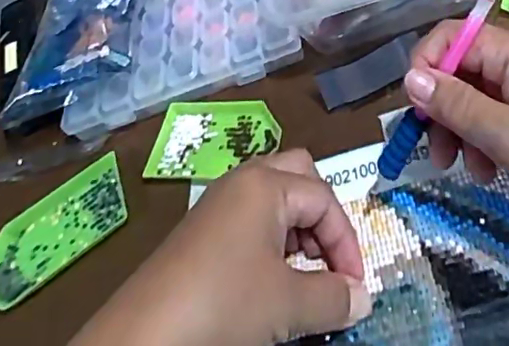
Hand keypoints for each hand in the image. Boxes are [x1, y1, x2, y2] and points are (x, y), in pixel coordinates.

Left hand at [72, 150, 369, 345]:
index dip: (346, 243)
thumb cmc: (226, 304)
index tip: (355, 289)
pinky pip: (251, 216)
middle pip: (299, 177)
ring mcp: (220, 200)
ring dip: (298, 230)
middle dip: (322, 218)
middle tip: (328, 263)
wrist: (147, 332)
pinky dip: (272, 239)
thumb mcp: (287, 305)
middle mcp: (244, 179)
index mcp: (267, 183)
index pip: (324, 198)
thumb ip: (332, 298)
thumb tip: (362, 298)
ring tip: (302, 277)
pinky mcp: (204, 226)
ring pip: (275, 196)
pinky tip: (269, 281)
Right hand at [404, 20, 508, 235]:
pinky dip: (485, 141)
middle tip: (436, 155)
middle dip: (442, 108)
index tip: (416, 111)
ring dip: (461, 130)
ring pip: (475, 96)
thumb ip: (457, 105)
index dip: (426, 65)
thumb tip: (409, 77)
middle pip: (460, 68)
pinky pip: (497, 116)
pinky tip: (489, 172)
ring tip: (467, 171)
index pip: (451, 36)